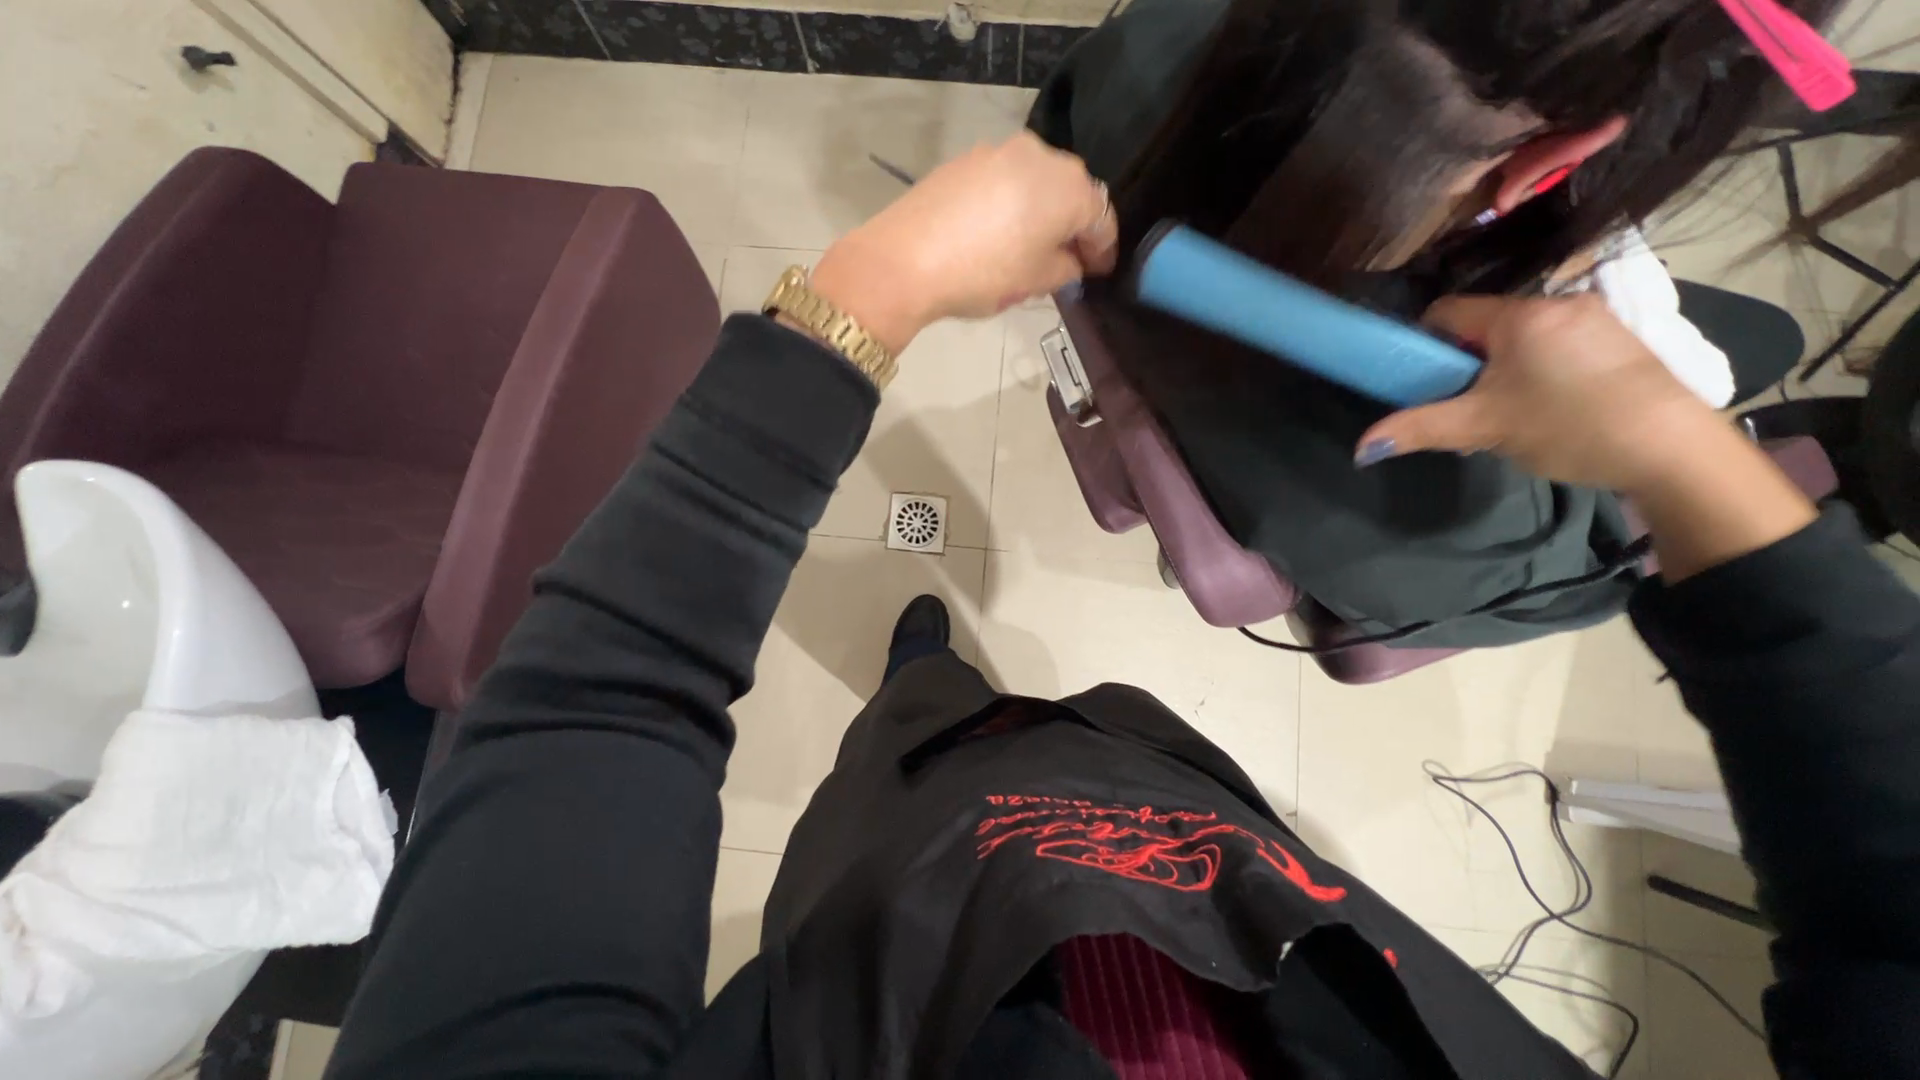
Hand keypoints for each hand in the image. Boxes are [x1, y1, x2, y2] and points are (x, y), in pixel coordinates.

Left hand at [806, 132, 1119, 355]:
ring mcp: (1000, 152)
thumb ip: (1067, 268)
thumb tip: (1072, 261)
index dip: (1103, 249)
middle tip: (1068, 259)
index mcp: (1069, 188)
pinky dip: (1012, 202)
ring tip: (1031, 246)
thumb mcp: (1036, 281)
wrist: (905, 260)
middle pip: (1071, 192)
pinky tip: (999, 230)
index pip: (1101, 218)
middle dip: (1074, 224)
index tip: (1099, 272)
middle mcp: (1041, 157)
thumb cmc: (984, 274)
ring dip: (1042, 210)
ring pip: (1037, 181)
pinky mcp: (967, 158)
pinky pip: (1005, 180)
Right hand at [1358, 293, 1815, 580]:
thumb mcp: (1482, 429)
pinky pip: (1558, 345)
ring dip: (1503, 368)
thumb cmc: (1567, 425)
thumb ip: (1418, 429)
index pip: (1447, 311)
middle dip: (1466, 362)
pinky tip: (1549, 407)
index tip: (1422, 378)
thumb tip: (1360, 449)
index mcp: (1518, 316)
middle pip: (1486, 326)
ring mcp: (1596, 318)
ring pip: (1523, 338)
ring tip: (1508, 413)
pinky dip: (1540, 370)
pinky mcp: (1621, 339)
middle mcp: (1557, 303)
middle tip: (1465, 405)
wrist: (1672, 448)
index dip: (1423, 342)